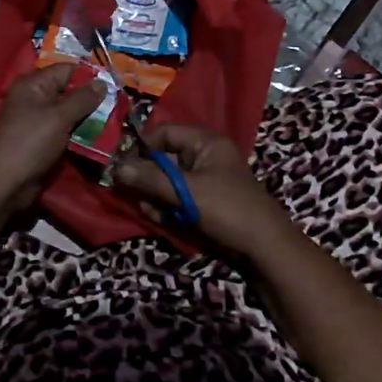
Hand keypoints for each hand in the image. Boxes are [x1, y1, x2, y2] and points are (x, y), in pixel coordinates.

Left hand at [0, 64, 105, 212]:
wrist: (4, 183)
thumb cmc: (30, 143)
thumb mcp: (58, 117)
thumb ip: (82, 98)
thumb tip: (102, 82)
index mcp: (34, 84)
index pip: (67, 70)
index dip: (90, 75)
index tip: (115, 85)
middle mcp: (35, 97)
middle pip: (70, 91)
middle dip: (93, 99)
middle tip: (120, 105)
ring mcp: (38, 120)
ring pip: (70, 113)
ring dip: (90, 118)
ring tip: (116, 122)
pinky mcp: (43, 140)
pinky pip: (66, 130)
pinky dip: (81, 133)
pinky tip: (102, 137)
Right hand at [113, 124, 291, 254]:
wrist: (265, 248)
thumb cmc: (228, 209)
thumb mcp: (186, 192)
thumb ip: (151, 178)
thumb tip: (117, 167)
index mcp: (206, 142)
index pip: (165, 132)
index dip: (144, 146)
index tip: (125, 165)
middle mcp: (204, 156)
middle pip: (164, 158)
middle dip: (148, 177)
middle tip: (134, 192)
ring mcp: (205, 180)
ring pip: (168, 180)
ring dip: (156, 195)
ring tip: (152, 211)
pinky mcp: (204, 201)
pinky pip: (178, 197)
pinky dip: (168, 207)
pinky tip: (163, 219)